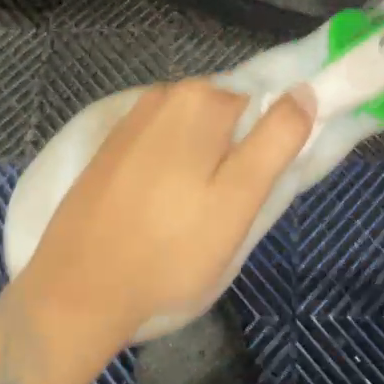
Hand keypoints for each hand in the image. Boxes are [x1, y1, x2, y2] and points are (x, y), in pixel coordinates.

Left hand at [15, 78, 315, 343]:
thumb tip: (306, 92)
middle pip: (225, 118)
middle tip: (223, 214)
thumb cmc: (170, 249)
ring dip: (201, 167)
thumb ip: (278, 139)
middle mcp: (165, 94)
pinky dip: (169, 174)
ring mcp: (132, 120)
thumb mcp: (240, 199)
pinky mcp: (110, 148)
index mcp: (200, 98)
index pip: (260, 107)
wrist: (77, 292)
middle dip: (232, 157)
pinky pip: (160, 148)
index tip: (253, 193)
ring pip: (193, 135)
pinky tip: (157, 215)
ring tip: (189, 221)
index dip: (265, 149)